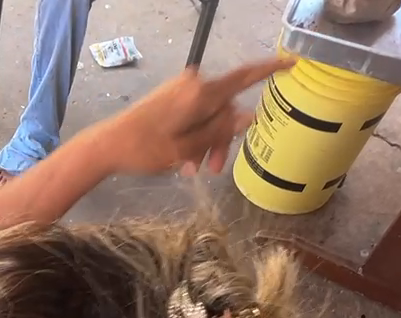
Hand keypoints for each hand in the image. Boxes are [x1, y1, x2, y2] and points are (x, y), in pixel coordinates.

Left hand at [87, 57, 292, 175]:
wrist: (108, 146)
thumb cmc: (146, 150)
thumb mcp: (186, 148)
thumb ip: (218, 132)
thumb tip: (248, 116)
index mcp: (202, 93)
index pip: (244, 78)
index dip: (269, 71)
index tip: (292, 63)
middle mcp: (194, 84)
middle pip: (223, 108)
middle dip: (221, 139)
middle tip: (212, 170)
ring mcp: (180, 90)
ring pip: (208, 116)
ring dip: (205, 143)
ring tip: (192, 171)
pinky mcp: (169, 98)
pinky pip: (192, 116)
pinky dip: (193, 137)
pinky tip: (182, 161)